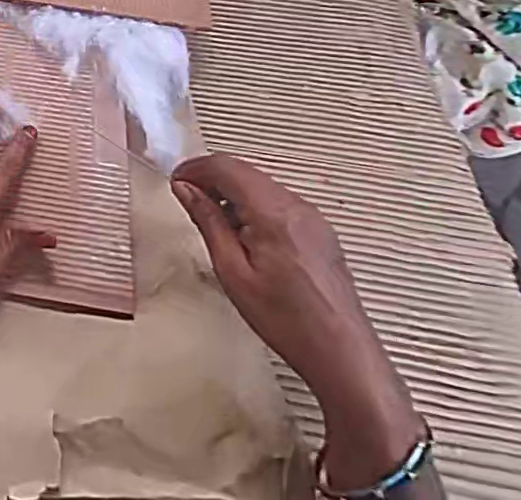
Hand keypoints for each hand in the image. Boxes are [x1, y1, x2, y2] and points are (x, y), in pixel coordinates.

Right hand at [171, 154, 426, 489]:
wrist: (342, 354)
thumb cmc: (290, 322)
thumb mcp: (233, 272)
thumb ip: (207, 222)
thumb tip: (187, 190)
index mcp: (274, 214)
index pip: (227, 167)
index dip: (196, 168)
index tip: (178, 180)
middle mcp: (297, 206)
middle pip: (244, 171)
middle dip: (211, 177)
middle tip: (188, 195)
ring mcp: (311, 216)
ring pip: (260, 184)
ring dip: (231, 191)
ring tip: (212, 218)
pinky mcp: (318, 228)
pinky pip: (277, 200)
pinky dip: (252, 204)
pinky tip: (242, 231)